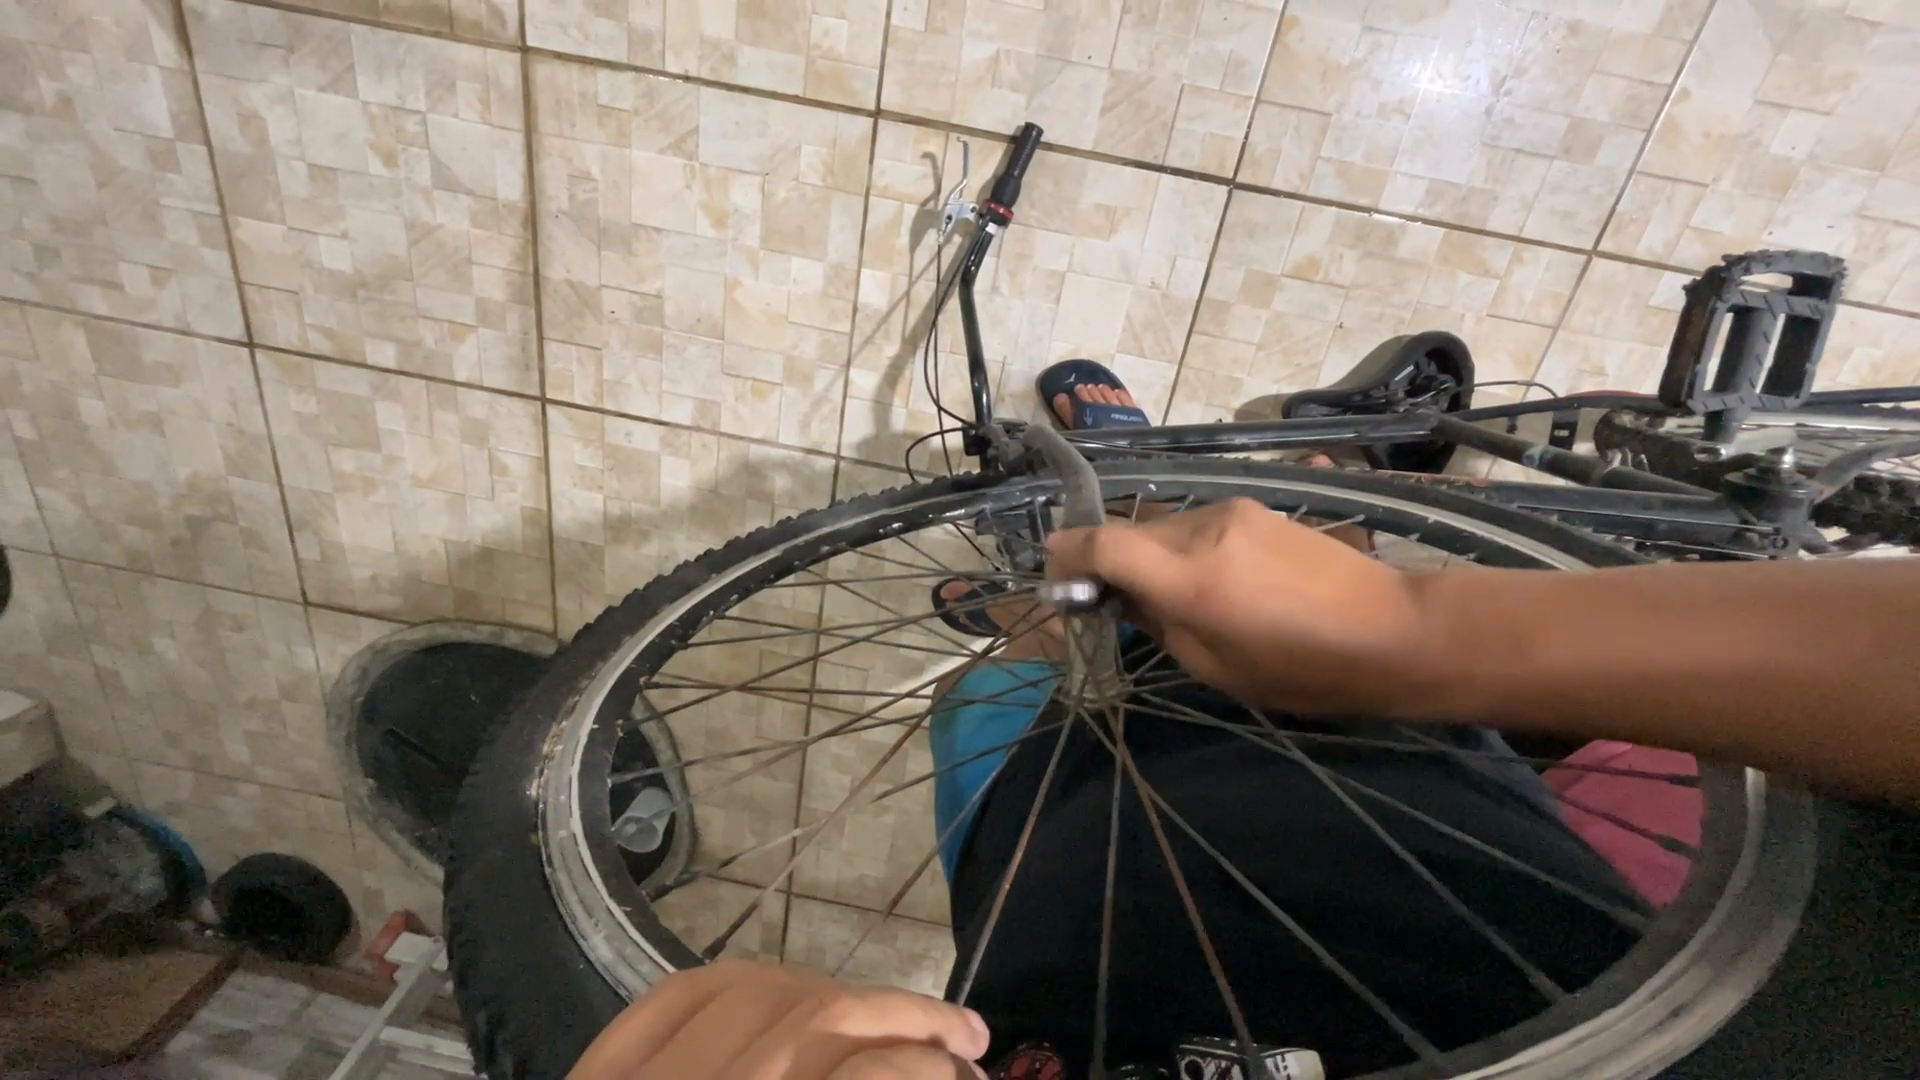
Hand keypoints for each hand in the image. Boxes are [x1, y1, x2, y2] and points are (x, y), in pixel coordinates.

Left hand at [568, 960, 990, 1079]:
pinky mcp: (598, 1073)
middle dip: (908, 1015)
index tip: (963, 1072)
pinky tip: (792, 986)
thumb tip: (915, 1074)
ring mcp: (640, 1079)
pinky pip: (684, 992)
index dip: (916, 1060)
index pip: (851, 1072)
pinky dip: (749, 980)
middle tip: (969, 1035)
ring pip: (763, 986)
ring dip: (841, 986)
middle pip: (818, 1018)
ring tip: (892, 1003)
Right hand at [1046, 497, 1429, 715]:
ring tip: (1174, 596)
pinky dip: (1184, 549)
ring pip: (1164, 528)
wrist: (1394, 630)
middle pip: (1130, 535)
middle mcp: (1204, 529)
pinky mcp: (1257, 506)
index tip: (1054, 575)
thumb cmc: (1302, 669)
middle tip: (1110, 600)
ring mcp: (1233, 511)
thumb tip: (1117, 596)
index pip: (1103, 544)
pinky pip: (1198, 525)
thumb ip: (1156, 622)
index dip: (1068, 555)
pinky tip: (1212, 580)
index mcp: (1190, 578)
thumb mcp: (1214, 666)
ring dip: (1151, 557)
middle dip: (1110, 563)